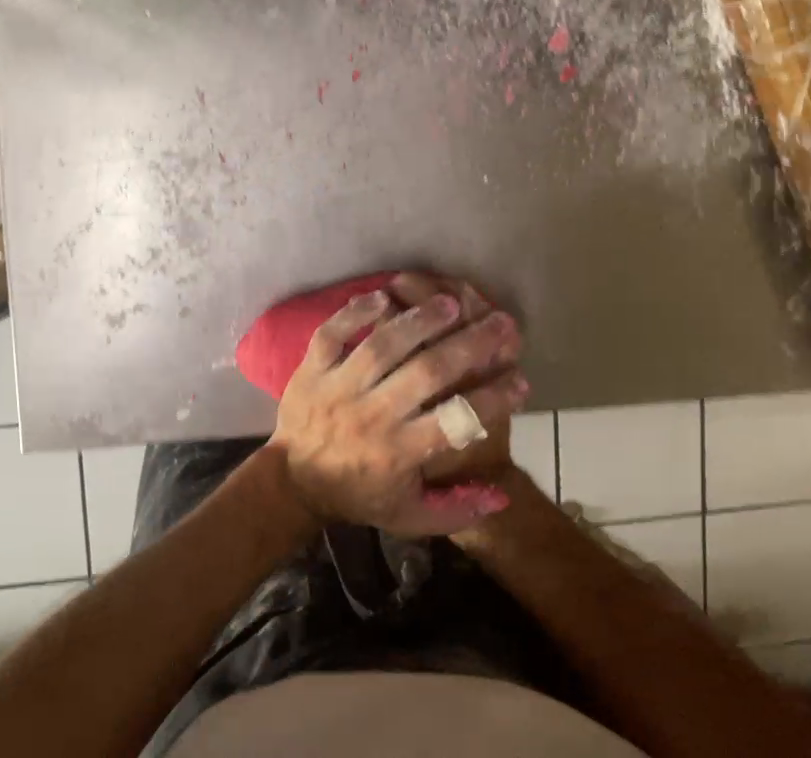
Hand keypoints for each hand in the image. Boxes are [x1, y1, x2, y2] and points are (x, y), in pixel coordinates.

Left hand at [267, 279, 526, 536]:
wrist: (291, 484)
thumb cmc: (357, 495)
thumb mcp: (407, 515)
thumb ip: (455, 510)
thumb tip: (502, 496)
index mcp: (398, 452)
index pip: (454, 421)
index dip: (493, 400)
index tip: (520, 380)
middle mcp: (371, 415)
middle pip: (426, 373)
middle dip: (469, 346)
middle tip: (501, 323)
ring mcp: (338, 388)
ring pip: (382, 347)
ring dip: (419, 321)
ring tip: (452, 303)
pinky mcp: (310, 370)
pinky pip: (331, 334)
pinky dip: (354, 313)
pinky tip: (385, 295)